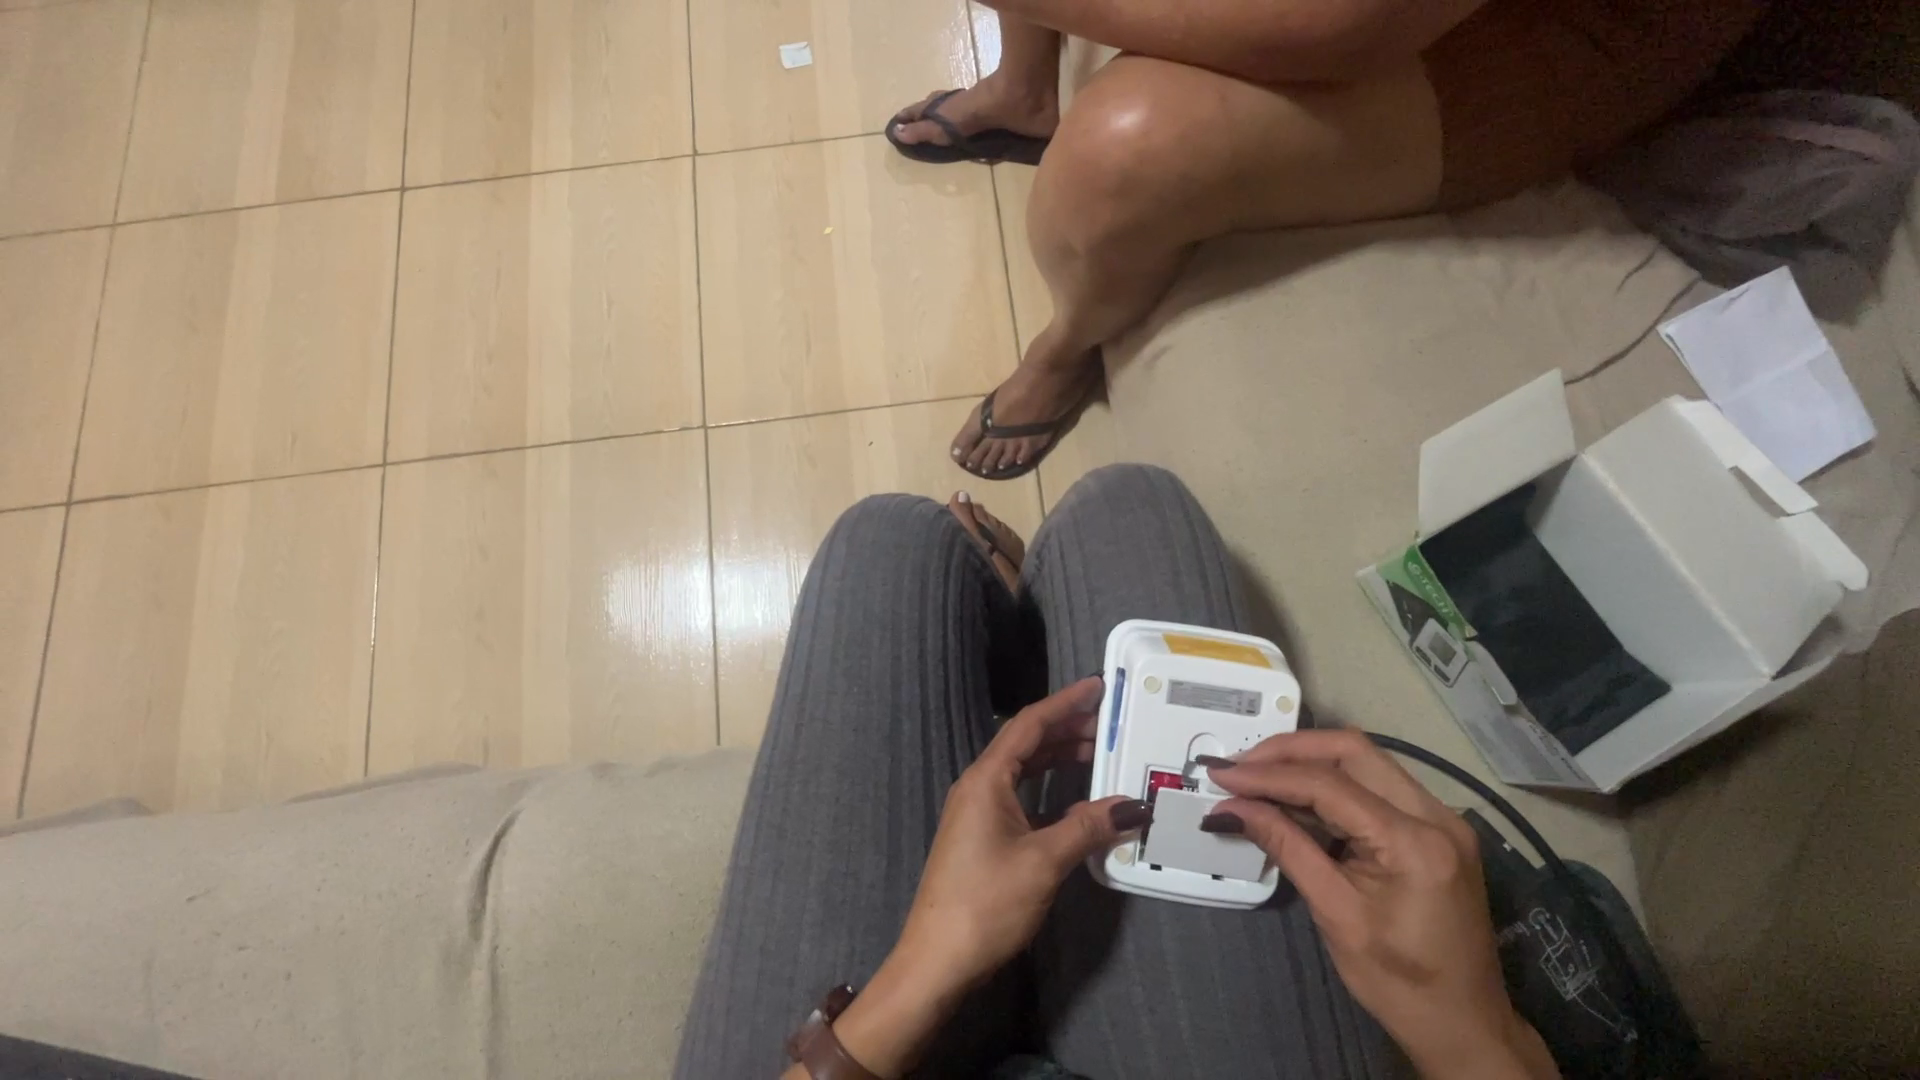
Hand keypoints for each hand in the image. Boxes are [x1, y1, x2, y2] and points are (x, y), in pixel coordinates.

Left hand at [897, 676, 1151, 993]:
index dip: (1064, 702)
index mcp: (986, 779)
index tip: (1096, 685)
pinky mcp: (982, 836)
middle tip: (1110, 722)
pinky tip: (1076, 801)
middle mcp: (979, 786)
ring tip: (1100, 752)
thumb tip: (1132, 806)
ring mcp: (978, 812)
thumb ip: (1087, 827)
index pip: (1028, 725)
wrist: (937, 960)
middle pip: (1026, 743)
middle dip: (1066, 728)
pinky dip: (1049, 789)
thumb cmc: (987, 902)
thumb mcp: (1043, 861)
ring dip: (1058, 758)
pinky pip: (1021, 796)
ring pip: (1023, 770)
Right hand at [1203, 730, 1557, 1079]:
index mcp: (1415, 843)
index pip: (1328, 785)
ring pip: (1362, 760)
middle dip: (1287, 752)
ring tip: (1255, 778)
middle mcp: (1435, 815)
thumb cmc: (1400, 983)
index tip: (1220, 775)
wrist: (1466, 1027)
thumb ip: (1285, 846)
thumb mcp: (1335, 913)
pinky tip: (1292, 797)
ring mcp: (1439, 817)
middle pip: (1351, 751)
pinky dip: (1328, 782)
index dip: (1267, 775)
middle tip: (1239, 768)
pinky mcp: (1433, 826)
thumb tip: (1230, 807)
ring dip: (1305, 762)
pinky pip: (1373, 784)